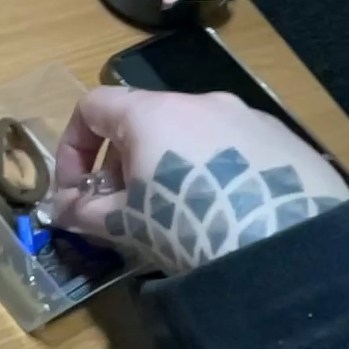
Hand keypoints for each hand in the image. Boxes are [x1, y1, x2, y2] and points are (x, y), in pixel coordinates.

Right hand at [47, 87, 348, 273]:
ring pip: (183, 134)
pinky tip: (215, 212)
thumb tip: (62, 209)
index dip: (71, 147)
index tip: (75, 188)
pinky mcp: (280, 139)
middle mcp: (199, 102)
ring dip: (161, 167)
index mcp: (152, 114)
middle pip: (139, 121)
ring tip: (169, 212)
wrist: (286, 245)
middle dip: (117, 163)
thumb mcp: (120, 224)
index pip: (92, 106)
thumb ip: (81, 211)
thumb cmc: (184, 224)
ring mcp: (245, 117)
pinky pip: (225, 148)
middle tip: (119, 206)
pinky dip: (204, 171)